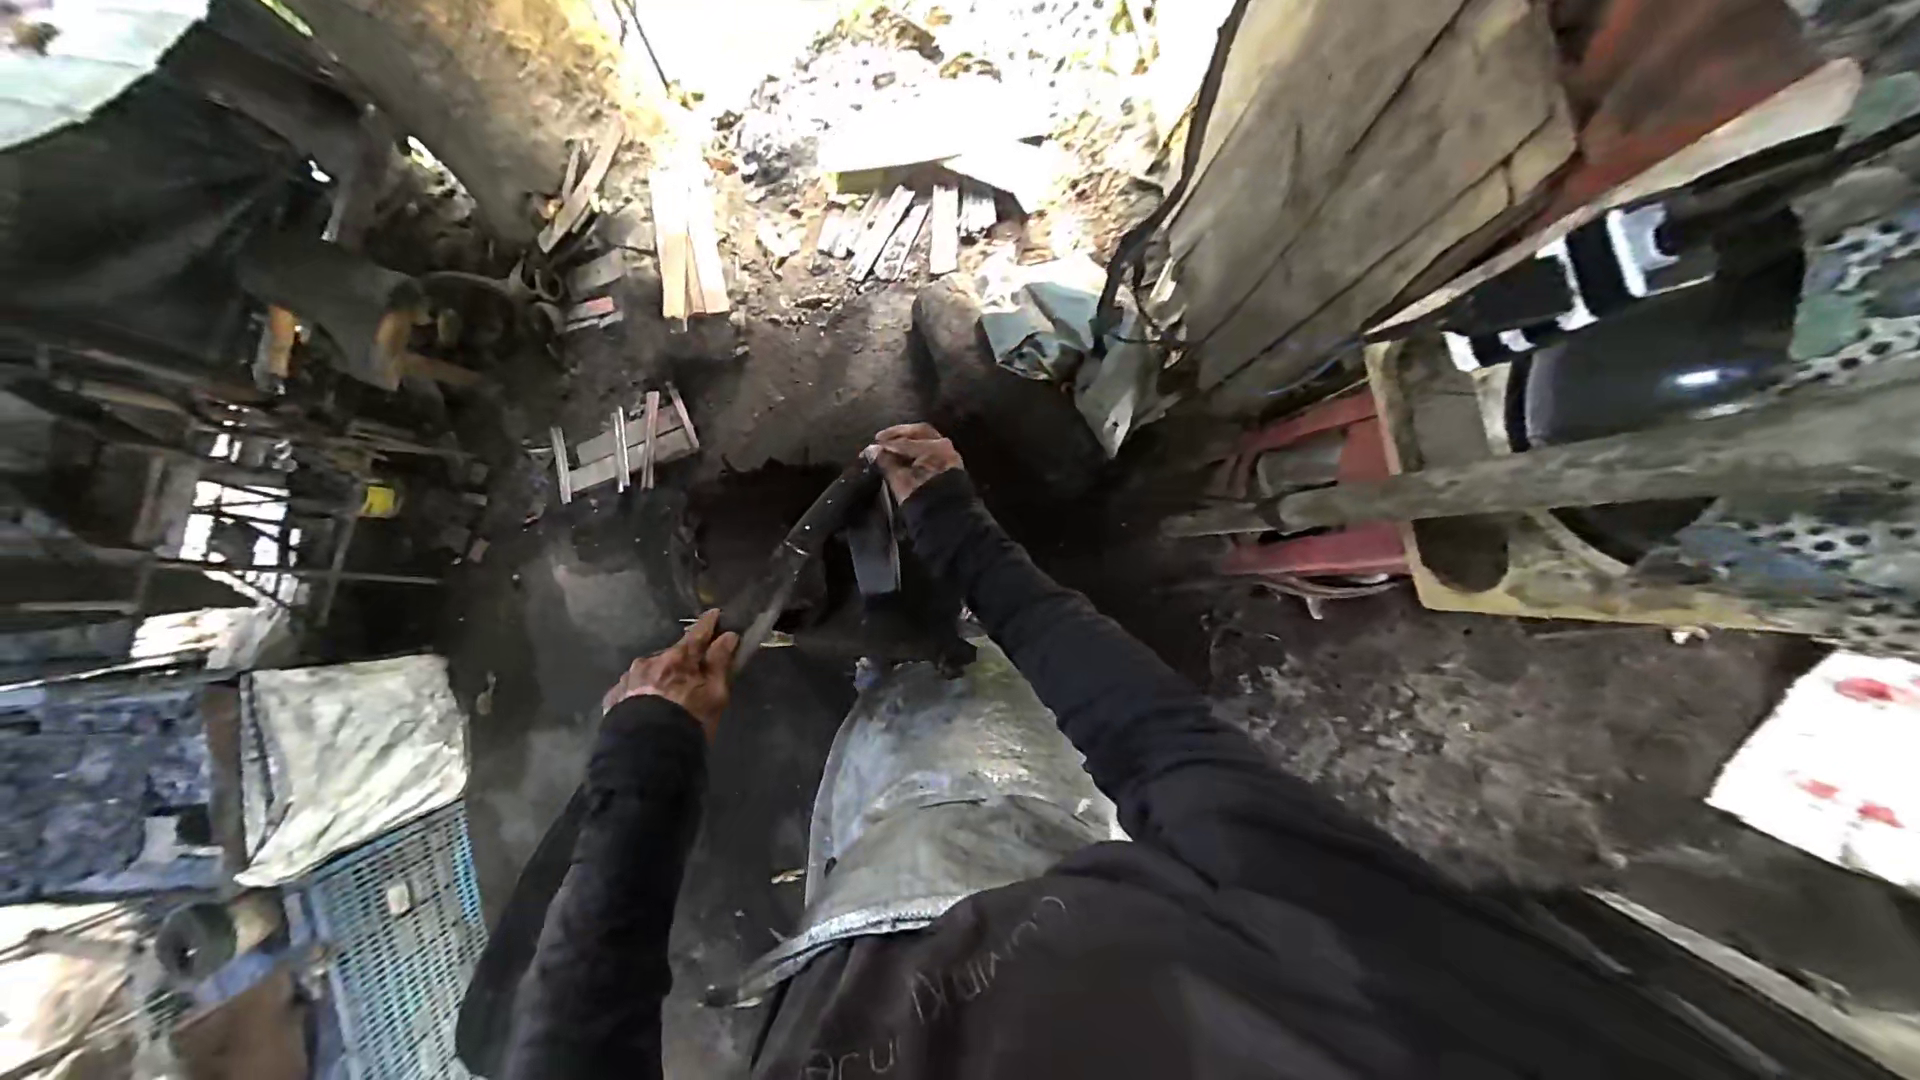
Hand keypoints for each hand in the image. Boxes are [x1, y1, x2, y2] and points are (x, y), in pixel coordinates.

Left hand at [601, 609, 738, 739]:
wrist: (644, 756)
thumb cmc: (688, 722)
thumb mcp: (715, 694)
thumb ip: (720, 663)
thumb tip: (727, 636)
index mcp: (677, 658)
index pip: (697, 634)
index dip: (708, 624)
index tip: (715, 614)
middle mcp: (649, 661)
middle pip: (672, 654)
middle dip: (682, 658)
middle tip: (692, 672)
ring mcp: (628, 679)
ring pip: (650, 670)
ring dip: (661, 675)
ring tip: (667, 695)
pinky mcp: (613, 698)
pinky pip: (633, 687)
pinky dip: (643, 690)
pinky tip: (647, 705)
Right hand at [866, 422, 963, 501]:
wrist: (948, 520)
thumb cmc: (923, 499)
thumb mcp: (900, 481)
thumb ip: (886, 462)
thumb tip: (871, 450)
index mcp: (935, 447)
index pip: (905, 441)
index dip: (886, 444)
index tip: (872, 447)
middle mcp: (945, 447)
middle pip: (919, 433)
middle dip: (898, 435)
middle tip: (881, 439)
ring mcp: (950, 455)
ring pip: (926, 440)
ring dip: (908, 441)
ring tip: (890, 447)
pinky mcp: (950, 466)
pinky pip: (932, 450)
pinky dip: (917, 450)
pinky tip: (905, 456)